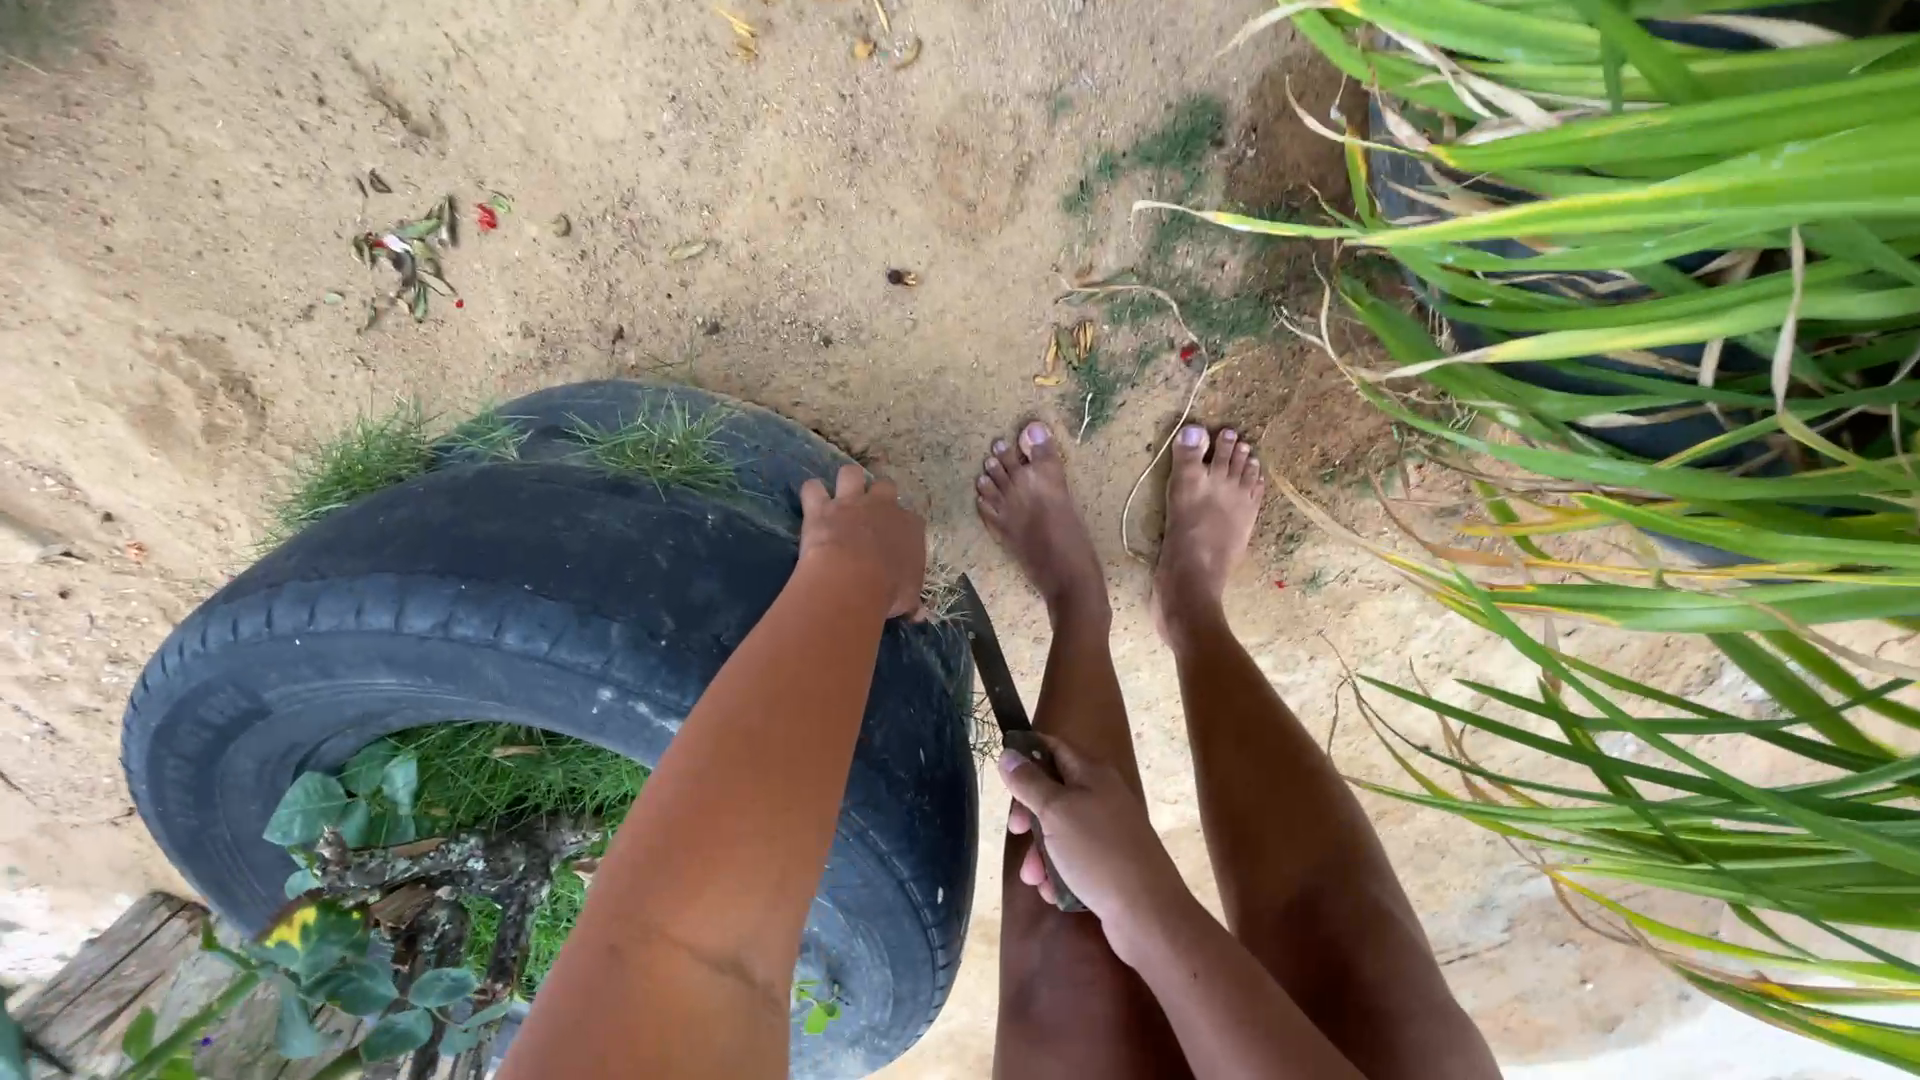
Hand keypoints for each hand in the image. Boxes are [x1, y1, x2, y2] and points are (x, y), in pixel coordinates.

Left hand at [798, 463, 926, 618]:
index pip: (912, 520)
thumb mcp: (907, 600)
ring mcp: (851, 503)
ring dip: (846, 482)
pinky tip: (810, 502)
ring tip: (839, 495)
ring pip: (851, 473)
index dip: (903, 528)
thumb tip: (920, 615)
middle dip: (878, 495)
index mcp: (910, 527)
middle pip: (885, 486)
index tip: (895, 540)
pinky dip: (811, 494)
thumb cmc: (888, 590)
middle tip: (869, 512)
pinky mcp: (822, 508)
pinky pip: (813, 488)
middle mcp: (883, 507)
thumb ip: (912, 602)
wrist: (854, 578)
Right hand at [998, 735, 1190, 951]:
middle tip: (1015, 830)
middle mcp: (1103, 797)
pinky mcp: (1110, 863)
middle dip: (1029, 815)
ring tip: (1035, 878)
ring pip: (1060, 831)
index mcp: (1093, 774)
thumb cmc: (1097, 852)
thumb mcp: (1056, 811)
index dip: (1028, 753)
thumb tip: (1008, 753)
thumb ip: (1029, 782)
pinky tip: (1054, 892)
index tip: (1003, 770)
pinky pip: (1074, 859)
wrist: (1146, 912)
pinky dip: (1060, 872)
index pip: (1055, 748)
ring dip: (1040, 852)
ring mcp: (1109, 831)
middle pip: (1054, 793)